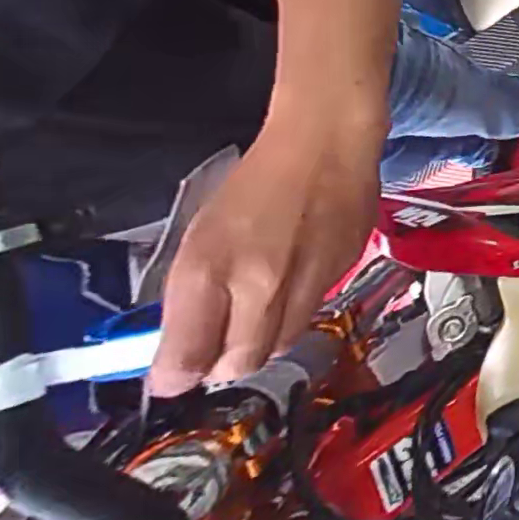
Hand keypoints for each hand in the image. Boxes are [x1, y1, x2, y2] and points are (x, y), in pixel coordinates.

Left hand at [151, 118, 383, 394]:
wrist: (326, 143)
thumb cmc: (256, 181)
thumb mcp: (202, 237)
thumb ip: (193, 295)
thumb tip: (186, 345)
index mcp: (209, 271)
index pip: (186, 361)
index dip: (175, 376)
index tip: (173, 373)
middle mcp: (261, 285)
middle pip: (241, 363)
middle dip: (223, 365)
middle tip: (216, 348)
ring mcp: (309, 280)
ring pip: (282, 344)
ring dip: (264, 341)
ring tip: (256, 316)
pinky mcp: (345, 270)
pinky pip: (315, 311)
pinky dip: (298, 310)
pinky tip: (295, 279)